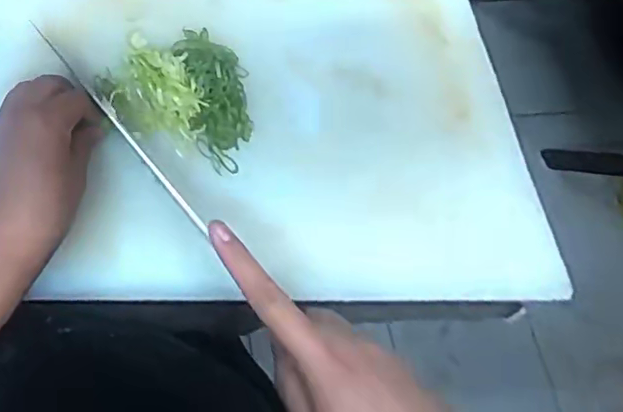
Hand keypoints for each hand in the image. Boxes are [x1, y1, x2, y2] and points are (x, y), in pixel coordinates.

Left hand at [0, 75, 103, 274]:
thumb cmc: (44, 211)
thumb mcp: (75, 180)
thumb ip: (83, 146)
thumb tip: (90, 129)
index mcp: (46, 118)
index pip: (74, 98)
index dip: (90, 111)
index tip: (96, 129)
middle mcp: (22, 109)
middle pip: (48, 84)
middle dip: (67, 95)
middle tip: (79, 120)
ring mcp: (3, 119)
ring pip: (27, 88)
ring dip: (45, 95)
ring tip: (59, 123)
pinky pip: (12, 104)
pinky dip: (28, 105)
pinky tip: (38, 132)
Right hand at [211, 221, 446, 411]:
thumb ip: (290, 384)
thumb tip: (283, 352)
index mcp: (322, 358)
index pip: (270, 301)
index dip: (241, 264)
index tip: (219, 230)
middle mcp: (349, 343)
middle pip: (304, 322)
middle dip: (296, 343)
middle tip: (306, 394)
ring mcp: (380, 353)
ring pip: (333, 340)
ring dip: (327, 361)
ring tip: (343, 411)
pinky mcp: (403, 368)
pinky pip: (362, 357)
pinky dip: (355, 374)